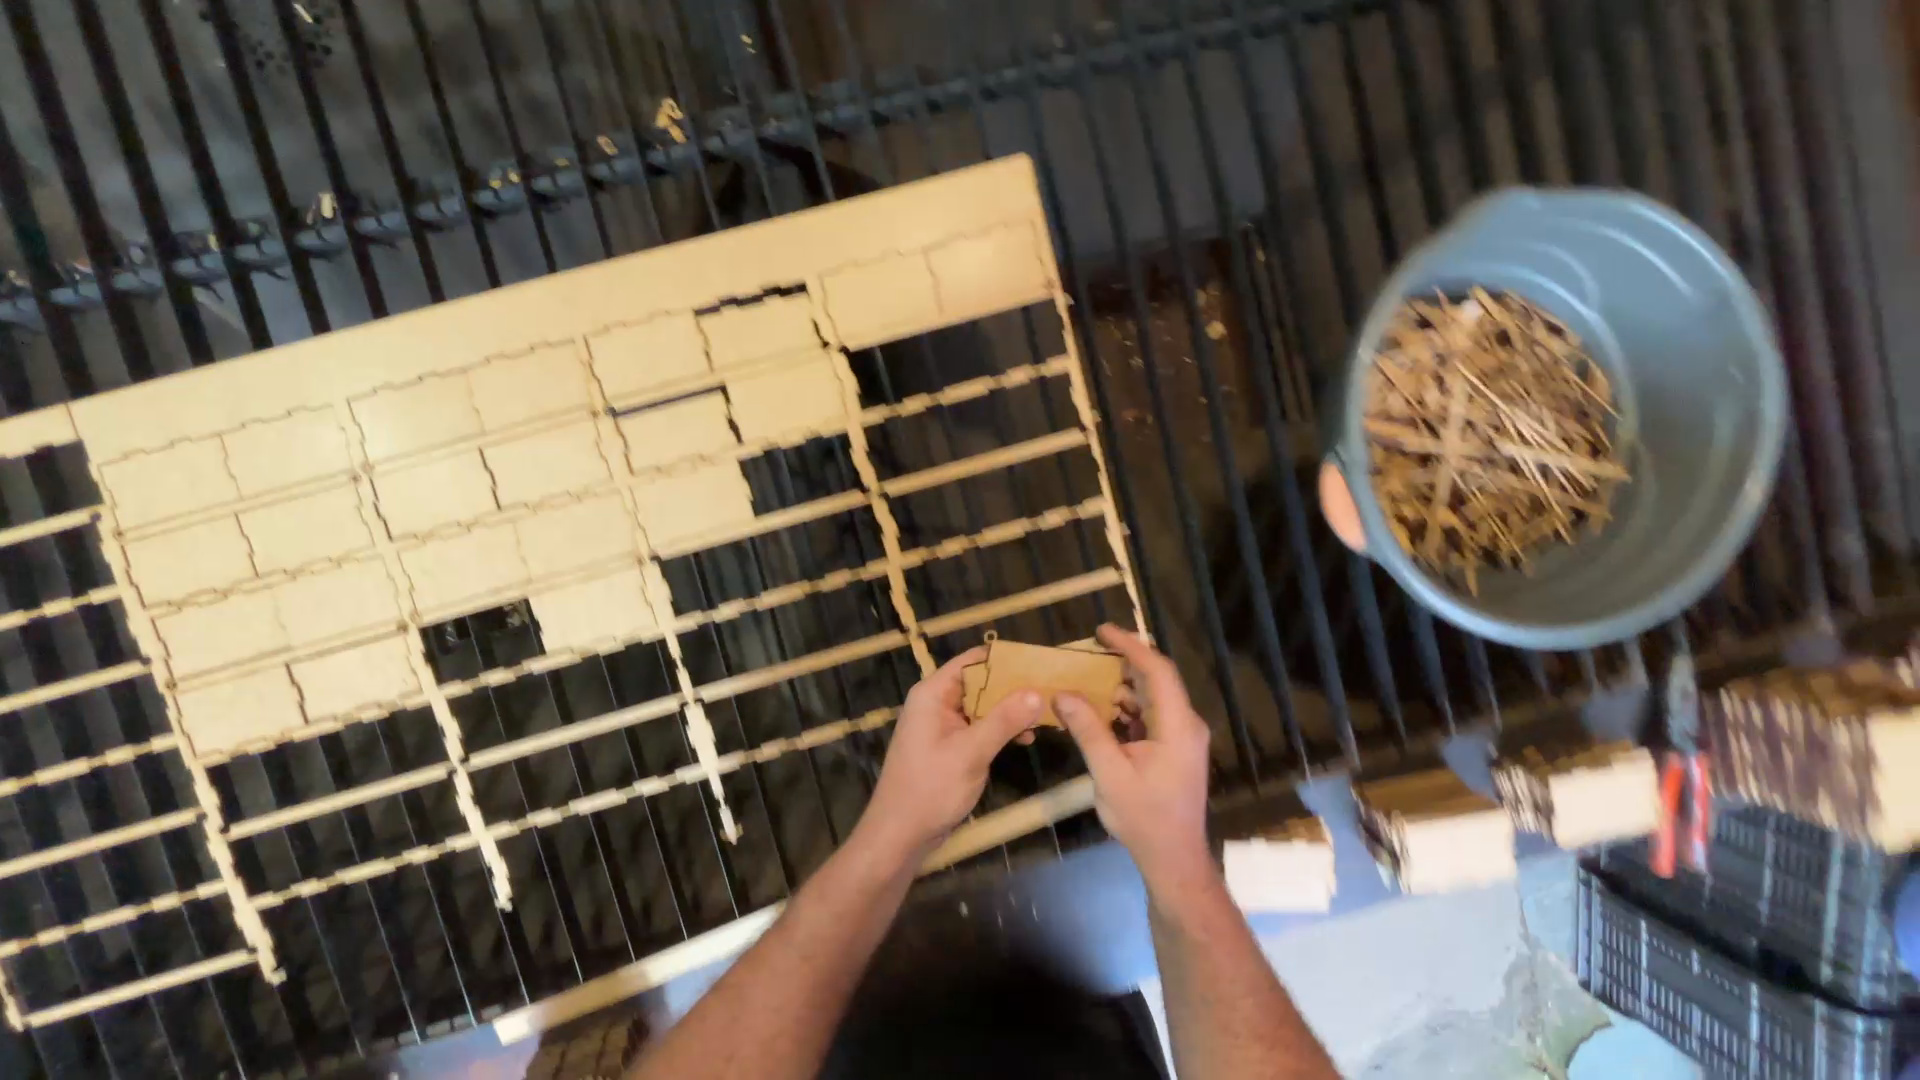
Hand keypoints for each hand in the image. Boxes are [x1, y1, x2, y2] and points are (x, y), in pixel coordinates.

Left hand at [855, 647, 1043, 862]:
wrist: (900, 835)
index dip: (1005, 660)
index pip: (973, 661)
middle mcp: (936, 703)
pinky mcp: (949, 747)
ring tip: (1046, 715)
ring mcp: (942, 726)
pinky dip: (999, 730)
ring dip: (1010, 711)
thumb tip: (1036, 692)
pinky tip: (1025, 738)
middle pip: (980, 683)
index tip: (1039, 664)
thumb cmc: (931, 788)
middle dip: (1013, 687)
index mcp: (933, 694)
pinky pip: (978, 727)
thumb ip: (1003, 720)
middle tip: (1051, 689)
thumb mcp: (971, 752)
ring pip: (982, 706)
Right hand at [1055, 625, 1212, 890]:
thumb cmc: (1144, 817)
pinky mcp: (1175, 750)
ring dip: (1121, 688)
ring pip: (1152, 699)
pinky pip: (1151, 717)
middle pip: (1156, 680)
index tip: (1102, 631)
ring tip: (1087, 684)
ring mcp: (1183, 738)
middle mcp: (1186, 724)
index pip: (1157, 671)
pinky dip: (1126, 710)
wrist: (1173, 858)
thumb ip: (1088, 730)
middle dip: (1123, 663)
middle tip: (1089, 653)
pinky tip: (1100, 714)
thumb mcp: (1109, 773)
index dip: (1130, 645)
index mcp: (1178, 725)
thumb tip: (1062, 694)